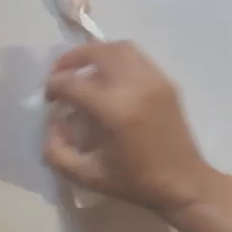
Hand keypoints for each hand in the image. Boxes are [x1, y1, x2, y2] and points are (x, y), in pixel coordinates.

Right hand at [43, 41, 219, 216]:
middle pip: (98, 53)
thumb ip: (57, 152)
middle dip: (72, 59)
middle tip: (60, 73)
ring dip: (95, 54)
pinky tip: (106, 78)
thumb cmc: (134, 182)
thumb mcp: (87, 176)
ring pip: (120, 48)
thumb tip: (53, 125)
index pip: (74, 83)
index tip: (49, 98)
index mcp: (115, 111)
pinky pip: (136, 57)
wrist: (183, 183)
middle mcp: (136, 87)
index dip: (54, 86)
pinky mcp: (166, 82)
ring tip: (82, 70)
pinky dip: (115, 59)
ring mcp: (155, 81)